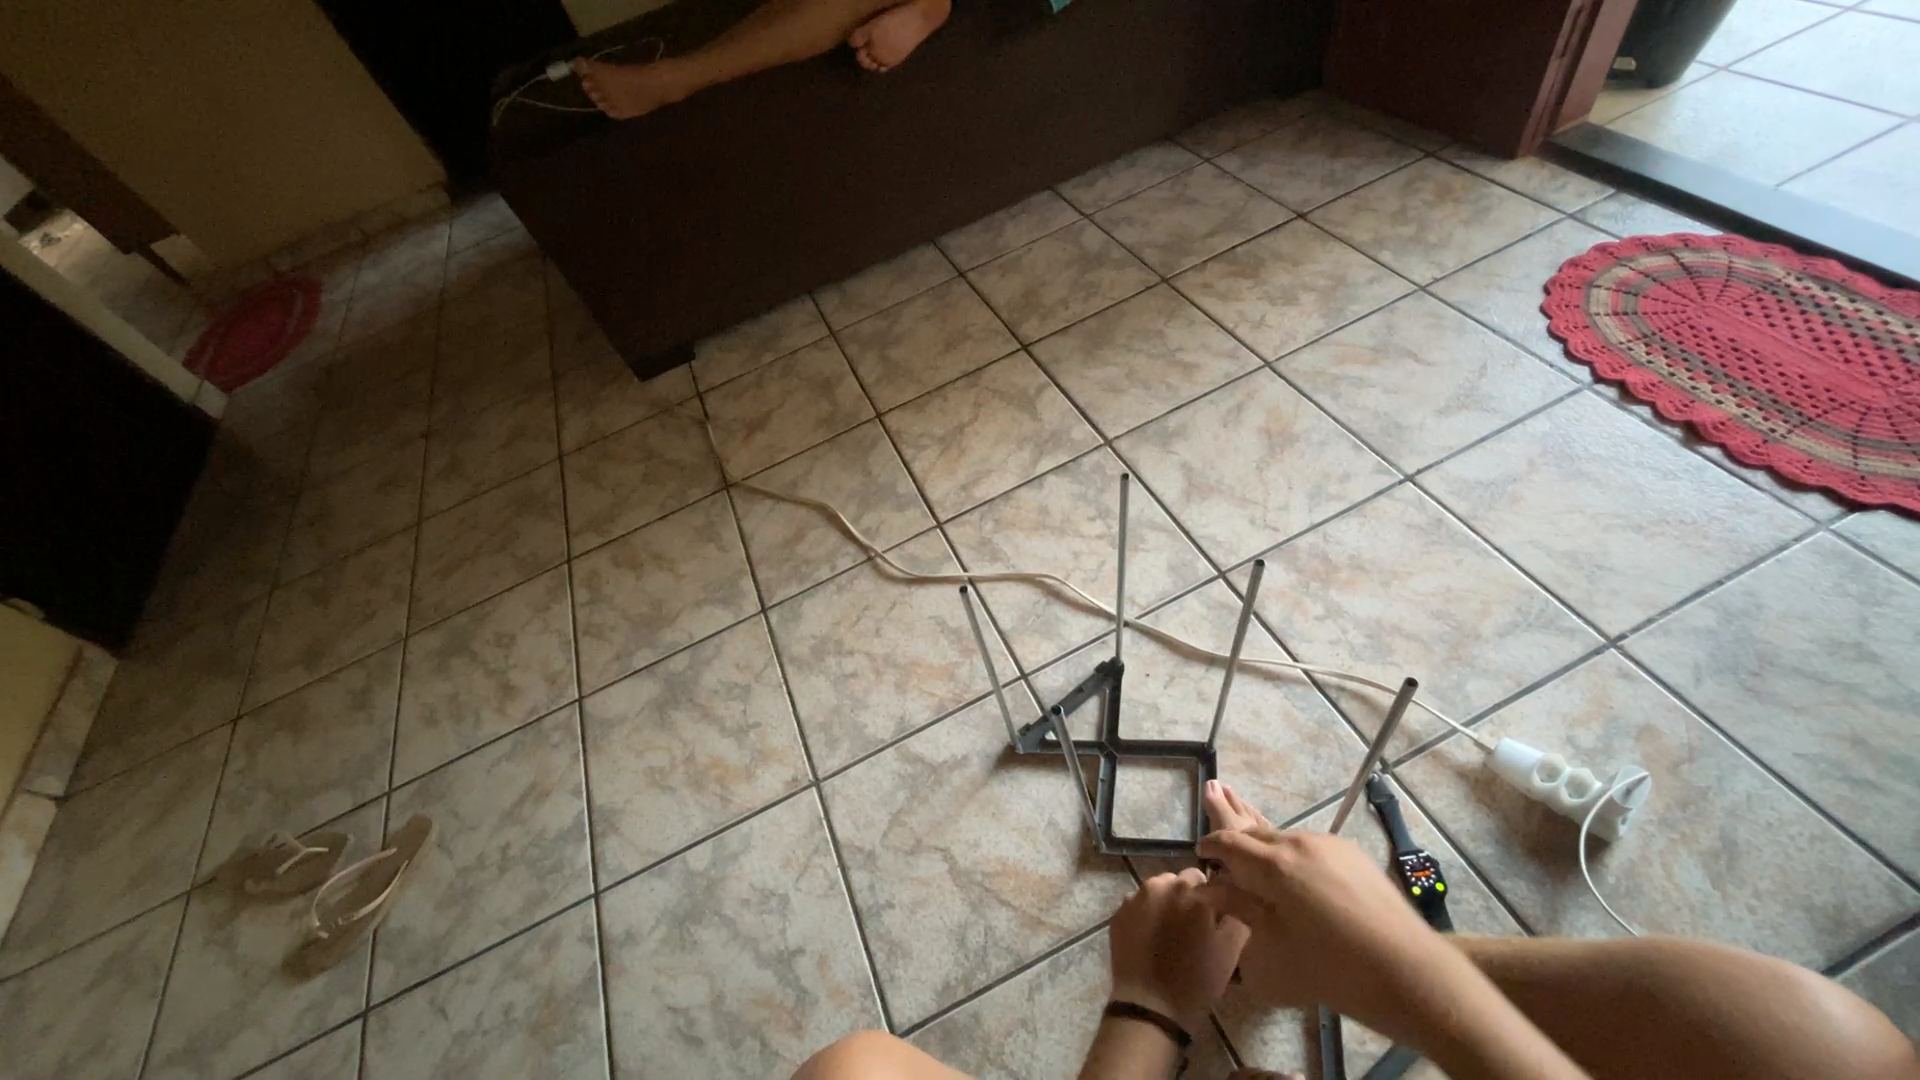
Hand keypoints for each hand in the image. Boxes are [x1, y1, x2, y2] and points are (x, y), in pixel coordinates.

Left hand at [1108, 868, 1249, 1034]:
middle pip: (1183, 880)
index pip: (1213, 882)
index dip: (1218, 899)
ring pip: (1159, 887)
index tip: (1217, 916)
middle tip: (1193, 924)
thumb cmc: (1195, 981)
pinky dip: (1147, 912)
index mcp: (1195, 895)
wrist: (1150, 1003)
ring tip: (1170, 929)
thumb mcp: (1229, 953)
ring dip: (1167, 900)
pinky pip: (1139, 902)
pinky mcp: (1120, 910)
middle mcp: (1164, 886)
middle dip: (1191, 896)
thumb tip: (1233, 906)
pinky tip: (1150, 935)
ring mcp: (1138, 896)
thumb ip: (1236, 920)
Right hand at [1195, 824, 1447, 1023]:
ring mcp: (1329, 844)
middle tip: (1229, 870)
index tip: (1201, 855)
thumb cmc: (1333, 970)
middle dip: (1237, 846)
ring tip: (1266, 880)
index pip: (1228, 842)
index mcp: (1274, 864)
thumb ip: (1237, 907)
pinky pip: (1310, 847)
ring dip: (1267, 852)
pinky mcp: (1352, 853)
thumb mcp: (1274, 944)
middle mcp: (1299, 843)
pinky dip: (1295, 858)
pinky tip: (1302, 886)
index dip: (1210, 847)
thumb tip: (1203, 888)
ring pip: (1284, 839)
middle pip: (1255, 834)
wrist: (1411, 976)